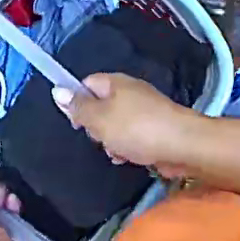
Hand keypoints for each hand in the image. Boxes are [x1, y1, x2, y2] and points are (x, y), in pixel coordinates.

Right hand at [53, 72, 205, 176]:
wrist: (182, 144)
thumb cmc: (137, 129)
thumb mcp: (99, 118)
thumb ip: (78, 107)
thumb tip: (57, 90)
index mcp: (115, 83)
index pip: (86, 84)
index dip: (77, 101)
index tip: (77, 121)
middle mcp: (129, 91)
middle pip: (100, 106)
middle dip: (95, 126)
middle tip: (100, 137)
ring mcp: (143, 109)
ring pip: (114, 124)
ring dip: (111, 140)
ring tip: (117, 151)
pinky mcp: (154, 128)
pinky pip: (131, 136)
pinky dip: (127, 147)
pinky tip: (129, 157)